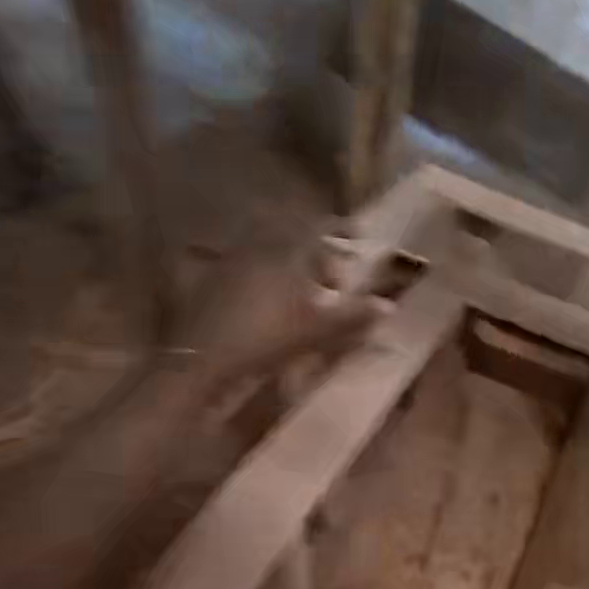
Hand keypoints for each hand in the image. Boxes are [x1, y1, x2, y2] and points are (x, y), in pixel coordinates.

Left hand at [166, 236, 388, 387]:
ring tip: (304, 280)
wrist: (199, 362)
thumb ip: (355, 315)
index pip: (316, 226)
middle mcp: (256, 250)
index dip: (340, 226)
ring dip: (288, 256)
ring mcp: (228, 263)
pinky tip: (270, 293)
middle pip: (288, 232)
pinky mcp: (209, 281)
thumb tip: (389, 305)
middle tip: (331, 264)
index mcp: (284, 254)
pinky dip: (263, 270)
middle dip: (313, 243)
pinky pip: (243, 263)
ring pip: (265, 246)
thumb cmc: (266, 339)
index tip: (359, 231)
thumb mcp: (319, 329)